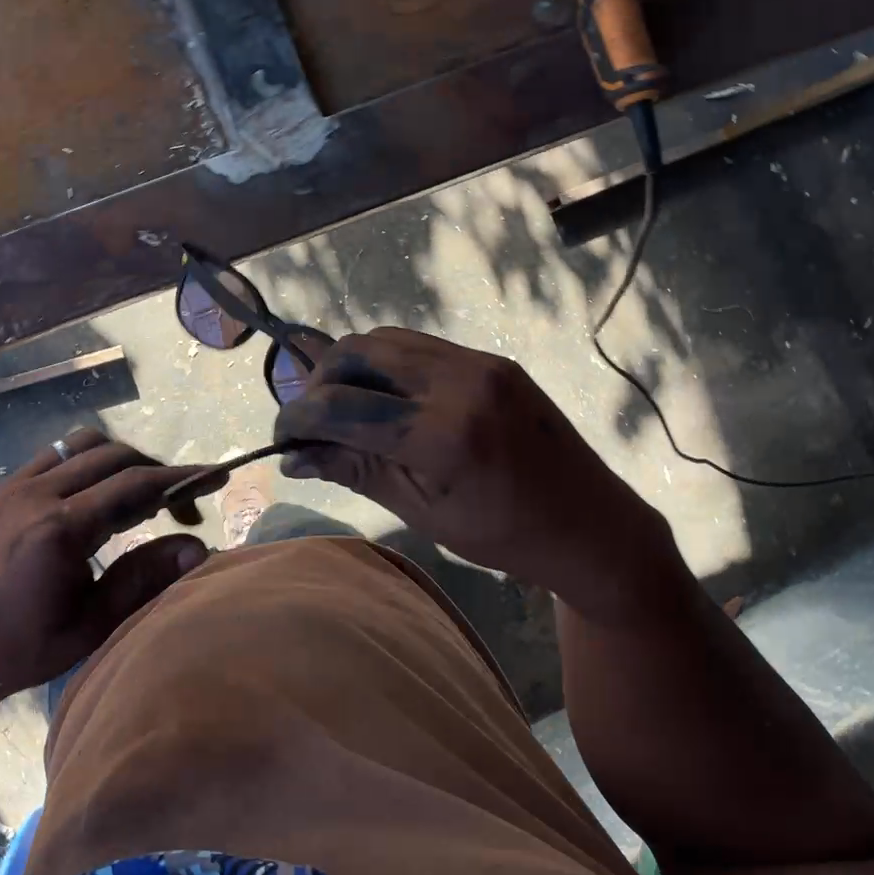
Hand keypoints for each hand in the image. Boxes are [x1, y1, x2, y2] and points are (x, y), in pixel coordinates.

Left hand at [0, 429, 217, 725]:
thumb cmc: (19, 651)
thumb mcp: (90, 625)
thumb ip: (144, 579)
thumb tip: (199, 546)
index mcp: (59, 529)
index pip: (135, 485)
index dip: (183, 478)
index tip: (219, 476)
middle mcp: (35, 493)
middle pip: (114, 456)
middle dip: (156, 473)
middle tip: (182, 509)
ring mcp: (13, 487)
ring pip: (82, 446)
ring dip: (120, 462)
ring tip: (139, 500)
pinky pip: (53, 456)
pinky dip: (86, 465)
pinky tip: (95, 500)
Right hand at [275, 328, 686, 622]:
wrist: (591, 524)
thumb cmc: (503, 535)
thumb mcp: (421, 511)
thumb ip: (354, 470)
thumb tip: (292, 455)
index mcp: (444, 434)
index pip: (341, 406)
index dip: (297, 418)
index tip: (282, 439)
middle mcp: (460, 382)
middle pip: (356, 353)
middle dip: (317, 383)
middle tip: (309, 421)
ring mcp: (479, 363)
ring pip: (383, 339)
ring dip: (349, 368)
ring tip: (341, 408)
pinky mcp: (489, 359)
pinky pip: (417, 346)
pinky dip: (384, 364)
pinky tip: (381, 398)